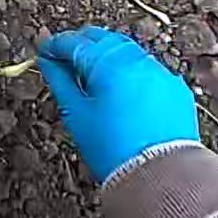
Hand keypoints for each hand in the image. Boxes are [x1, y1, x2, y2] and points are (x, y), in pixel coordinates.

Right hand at [37, 26, 198, 181]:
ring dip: (105, 56)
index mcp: (108, 62)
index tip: (43, 51)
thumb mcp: (77, 115)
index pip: (74, 42)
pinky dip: (129, 71)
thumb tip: (46, 61)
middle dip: (80, 46)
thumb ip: (60, 81)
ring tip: (91, 78)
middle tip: (64, 62)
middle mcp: (136, 58)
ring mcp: (158, 70)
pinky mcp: (174, 86)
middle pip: (101, 38)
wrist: (161, 179)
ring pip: (125, 50)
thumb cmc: (113, 150)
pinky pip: (146, 67)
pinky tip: (120, 90)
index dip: (54, 45)